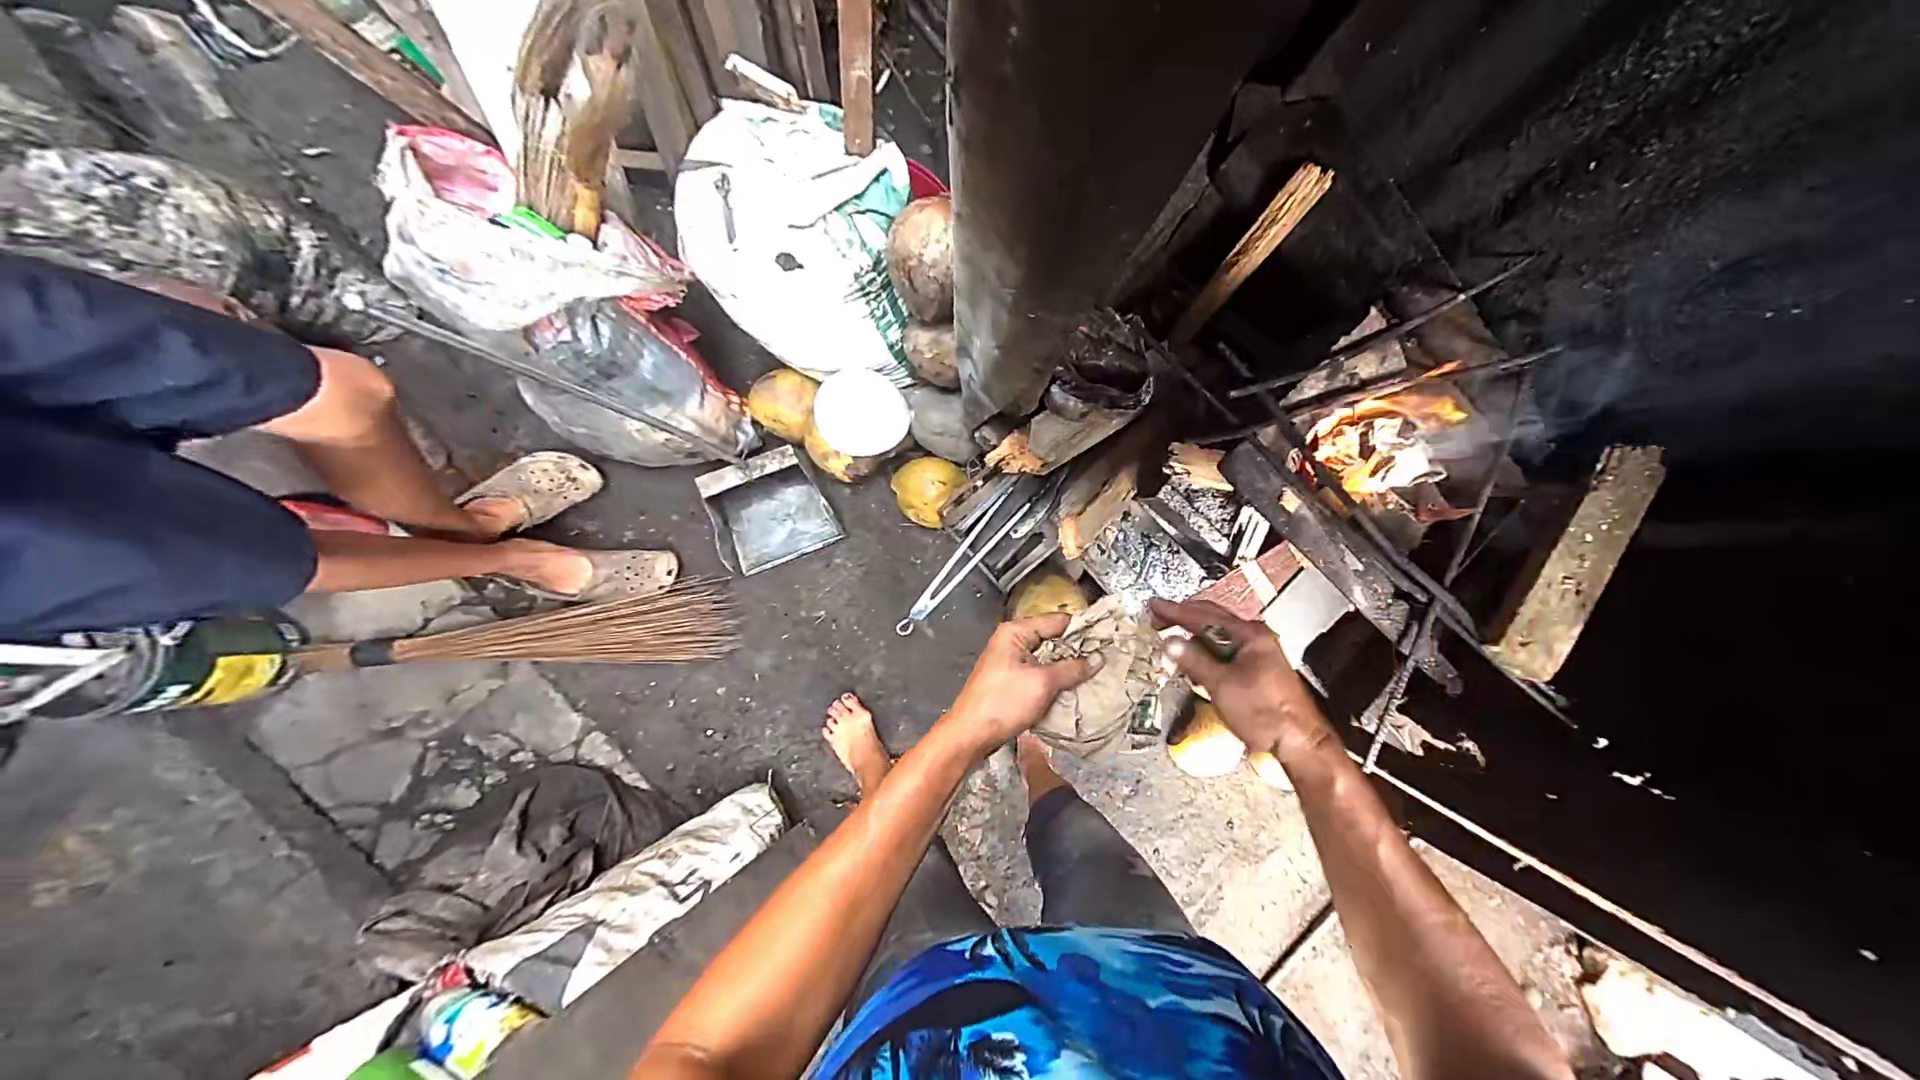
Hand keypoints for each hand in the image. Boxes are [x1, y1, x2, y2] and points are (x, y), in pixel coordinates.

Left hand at [939, 614, 1102, 753]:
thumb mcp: (1042, 683)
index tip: (1107, 638)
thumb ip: (1072, 669)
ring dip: (1068, 667)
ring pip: (1048, 659)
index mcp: (1015, 632)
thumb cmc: (1001, 704)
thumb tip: (1097, 659)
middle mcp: (1012, 642)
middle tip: (1105, 658)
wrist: (971, 734)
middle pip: (1053, 639)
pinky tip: (1074, 688)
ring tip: (1095, 673)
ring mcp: (1011, 662)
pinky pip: (1041, 674)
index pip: (1057, 621)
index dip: (1082, 629)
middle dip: (1077, 650)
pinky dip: (1056, 680)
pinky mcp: (1013, 681)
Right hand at [1149, 598, 1335, 764]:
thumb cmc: (1268, 715)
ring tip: (1171, 641)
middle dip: (1184, 619)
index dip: (1175, 611)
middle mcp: (1256, 638)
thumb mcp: (1221, 685)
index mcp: (1250, 635)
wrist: (1299, 742)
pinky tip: (1194, 663)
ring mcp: (1258, 653)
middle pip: (1212, 619)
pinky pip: (1225, 651)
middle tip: (1159, 619)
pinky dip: (1205, 652)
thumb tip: (1171, 642)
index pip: (1204, 616)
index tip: (1155, 606)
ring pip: (1218, 636)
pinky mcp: (1256, 668)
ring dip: (1194, 638)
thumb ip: (1194, 660)